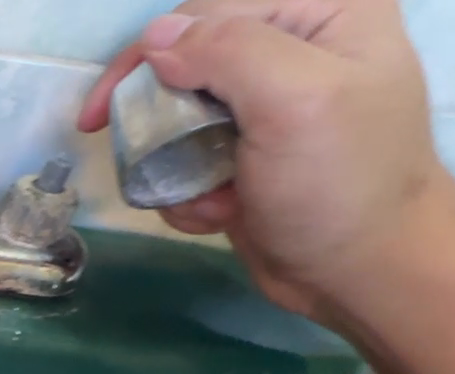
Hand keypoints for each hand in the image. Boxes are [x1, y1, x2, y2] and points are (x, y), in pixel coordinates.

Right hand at [78, 0, 454, 319]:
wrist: (356, 267)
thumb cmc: (339, 181)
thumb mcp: (295, 101)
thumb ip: (230, 52)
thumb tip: (154, 37)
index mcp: (321, 12)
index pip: (204, 13)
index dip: (143, 60)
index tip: (97, 119)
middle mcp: (292, 48)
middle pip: (181, 68)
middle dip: (161, 129)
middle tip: (152, 169)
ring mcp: (264, 105)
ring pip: (172, 123)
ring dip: (171, 170)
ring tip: (206, 197)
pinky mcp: (241, 152)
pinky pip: (182, 161)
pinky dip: (184, 193)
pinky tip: (217, 210)